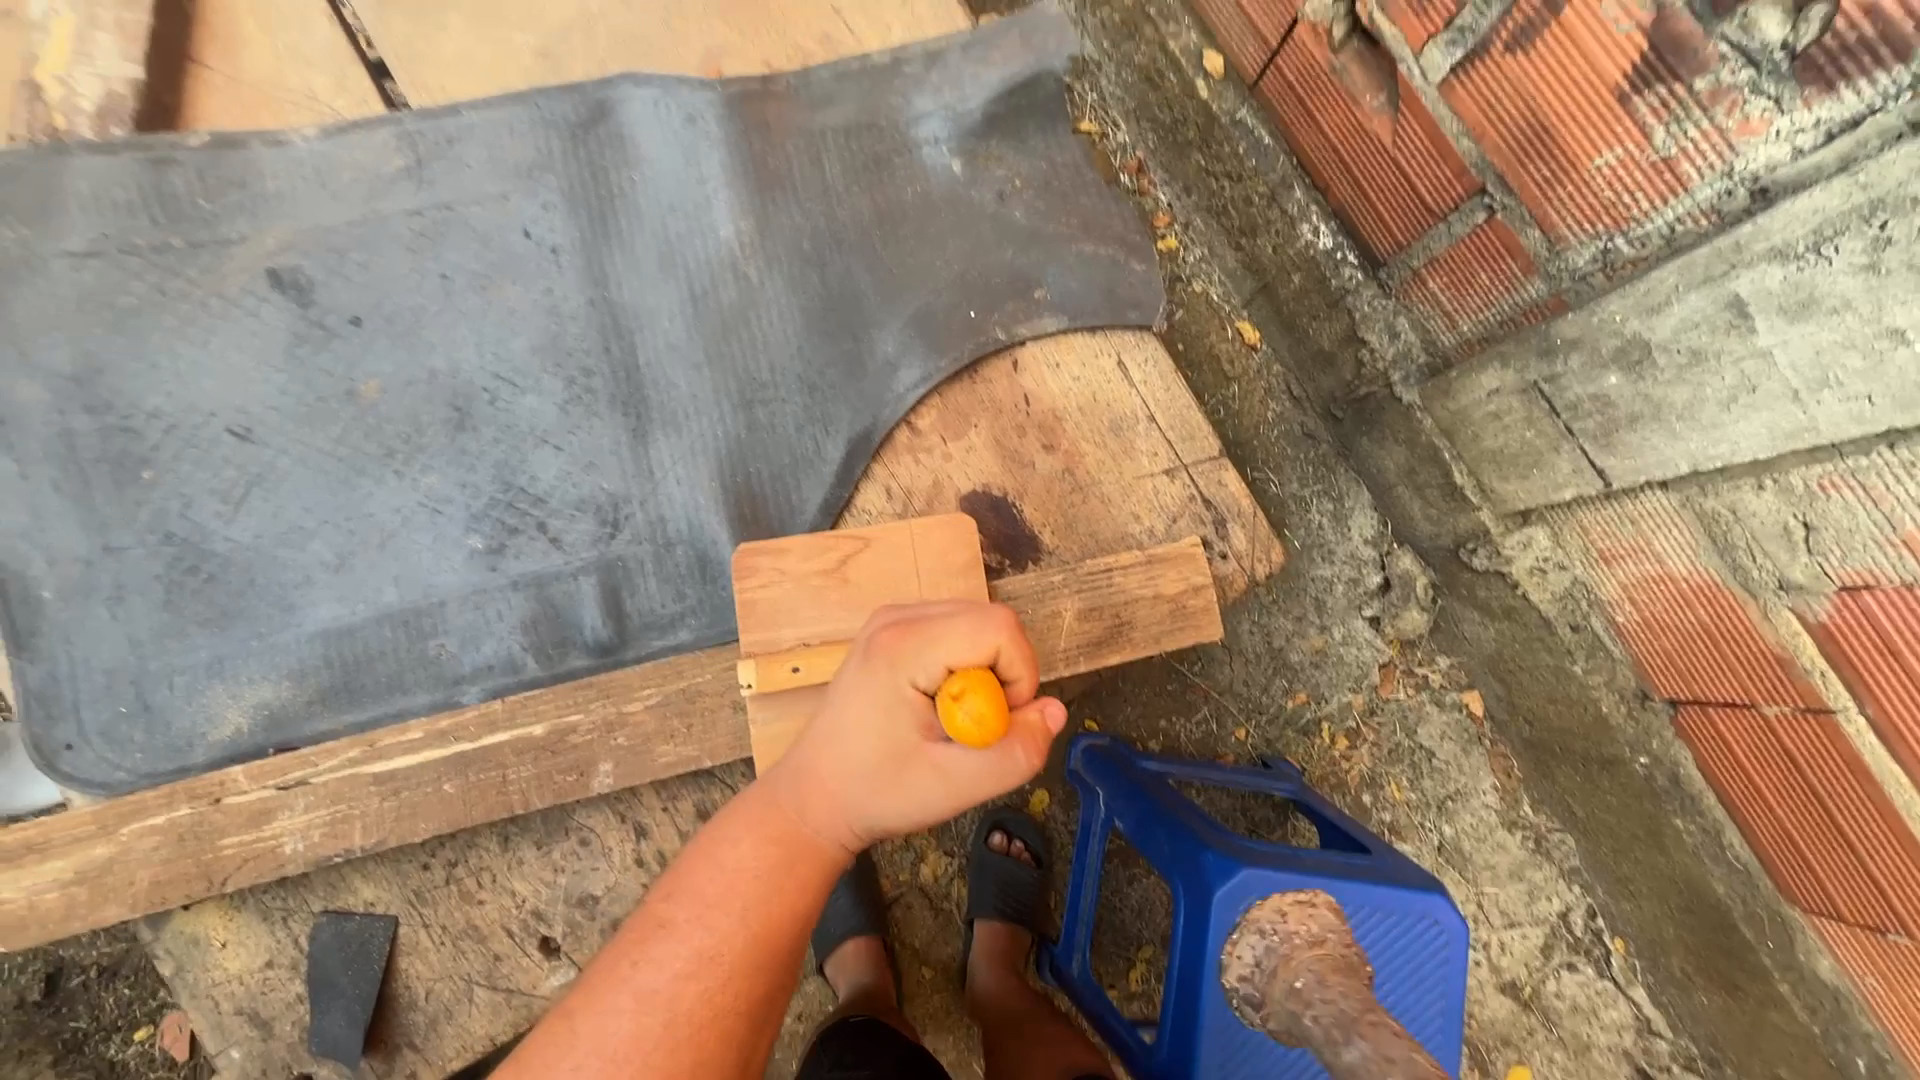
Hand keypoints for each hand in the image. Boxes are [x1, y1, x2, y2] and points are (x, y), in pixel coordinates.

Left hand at [761, 600, 1068, 855]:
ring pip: (978, 625)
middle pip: (991, 621)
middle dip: (1004, 676)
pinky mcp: (893, 631)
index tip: (996, 726)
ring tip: (953, 721)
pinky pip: (956, 633)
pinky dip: (966, 668)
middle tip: (974, 729)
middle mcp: (897, 617)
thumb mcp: (955, 787)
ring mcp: (892, 619)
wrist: (814, 796)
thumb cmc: (876, 793)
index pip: (999, 627)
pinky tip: (938, 707)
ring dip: (986, 674)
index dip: (1020, 676)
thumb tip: (1055, 710)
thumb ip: (1016, 752)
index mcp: (905, 645)